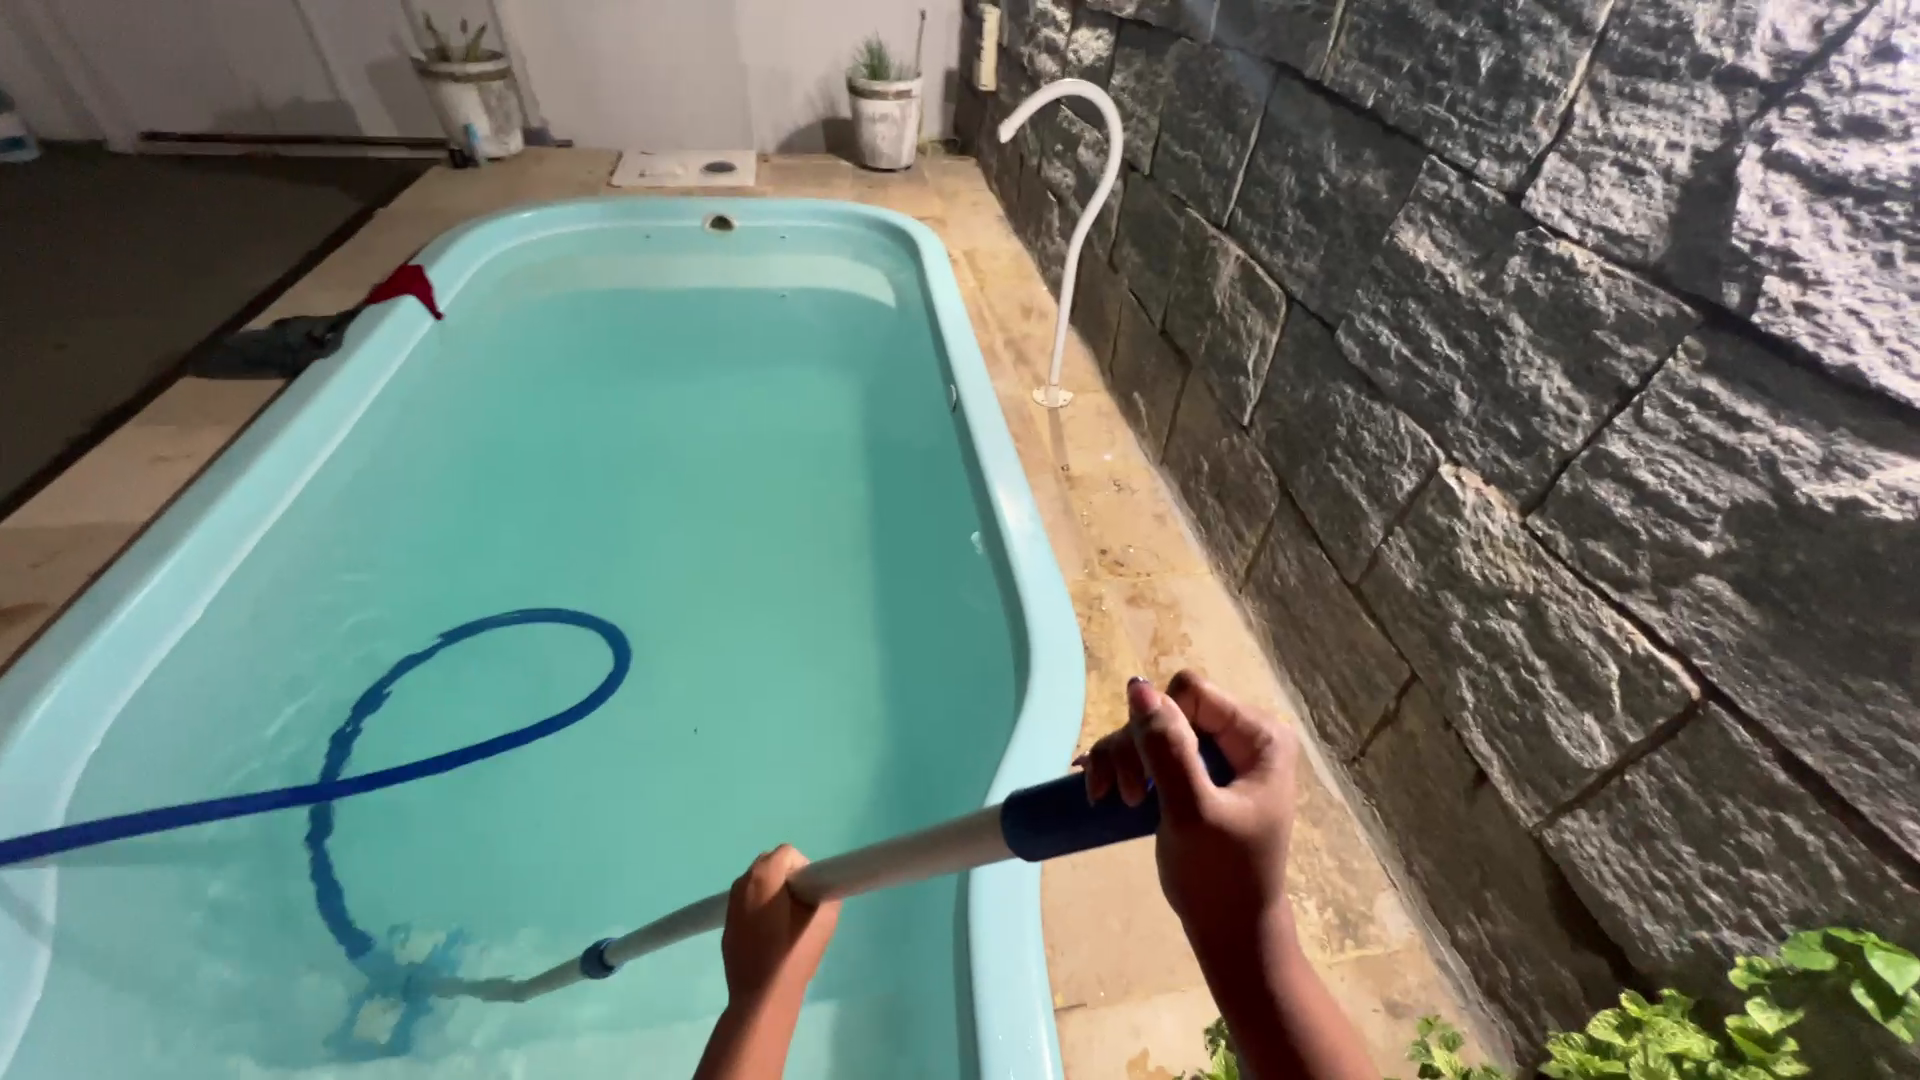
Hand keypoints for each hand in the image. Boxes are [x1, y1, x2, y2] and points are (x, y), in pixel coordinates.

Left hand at [719, 845, 840, 1007]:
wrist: (761, 998)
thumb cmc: (794, 953)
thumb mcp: (825, 917)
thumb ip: (826, 891)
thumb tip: (817, 889)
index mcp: (763, 876)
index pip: (788, 853)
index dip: (804, 870)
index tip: (810, 894)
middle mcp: (741, 883)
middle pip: (769, 864)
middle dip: (786, 878)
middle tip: (800, 906)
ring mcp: (730, 905)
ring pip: (756, 884)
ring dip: (772, 893)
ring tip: (785, 923)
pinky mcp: (726, 926)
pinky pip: (747, 904)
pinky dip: (759, 910)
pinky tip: (769, 937)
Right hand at [1079, 671, 1298, 950]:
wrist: (1227, 930)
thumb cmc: (1221, 876)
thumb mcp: (1192, 812)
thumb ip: (1168, 749)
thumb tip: (1138, 687)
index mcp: (1259, 736)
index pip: (1191, 693)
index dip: (1160, 724)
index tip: (1150, 775)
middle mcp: (1238, 734)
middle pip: (1164, 709)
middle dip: (1135, 748)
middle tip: (1127, 796)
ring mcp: (1213, 753)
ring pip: (1146, 727)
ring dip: (1121, 759)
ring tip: (1113, 798)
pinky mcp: (1190, 770)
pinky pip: (1143, 747)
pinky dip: (1118, 765)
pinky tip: (1100, 789)